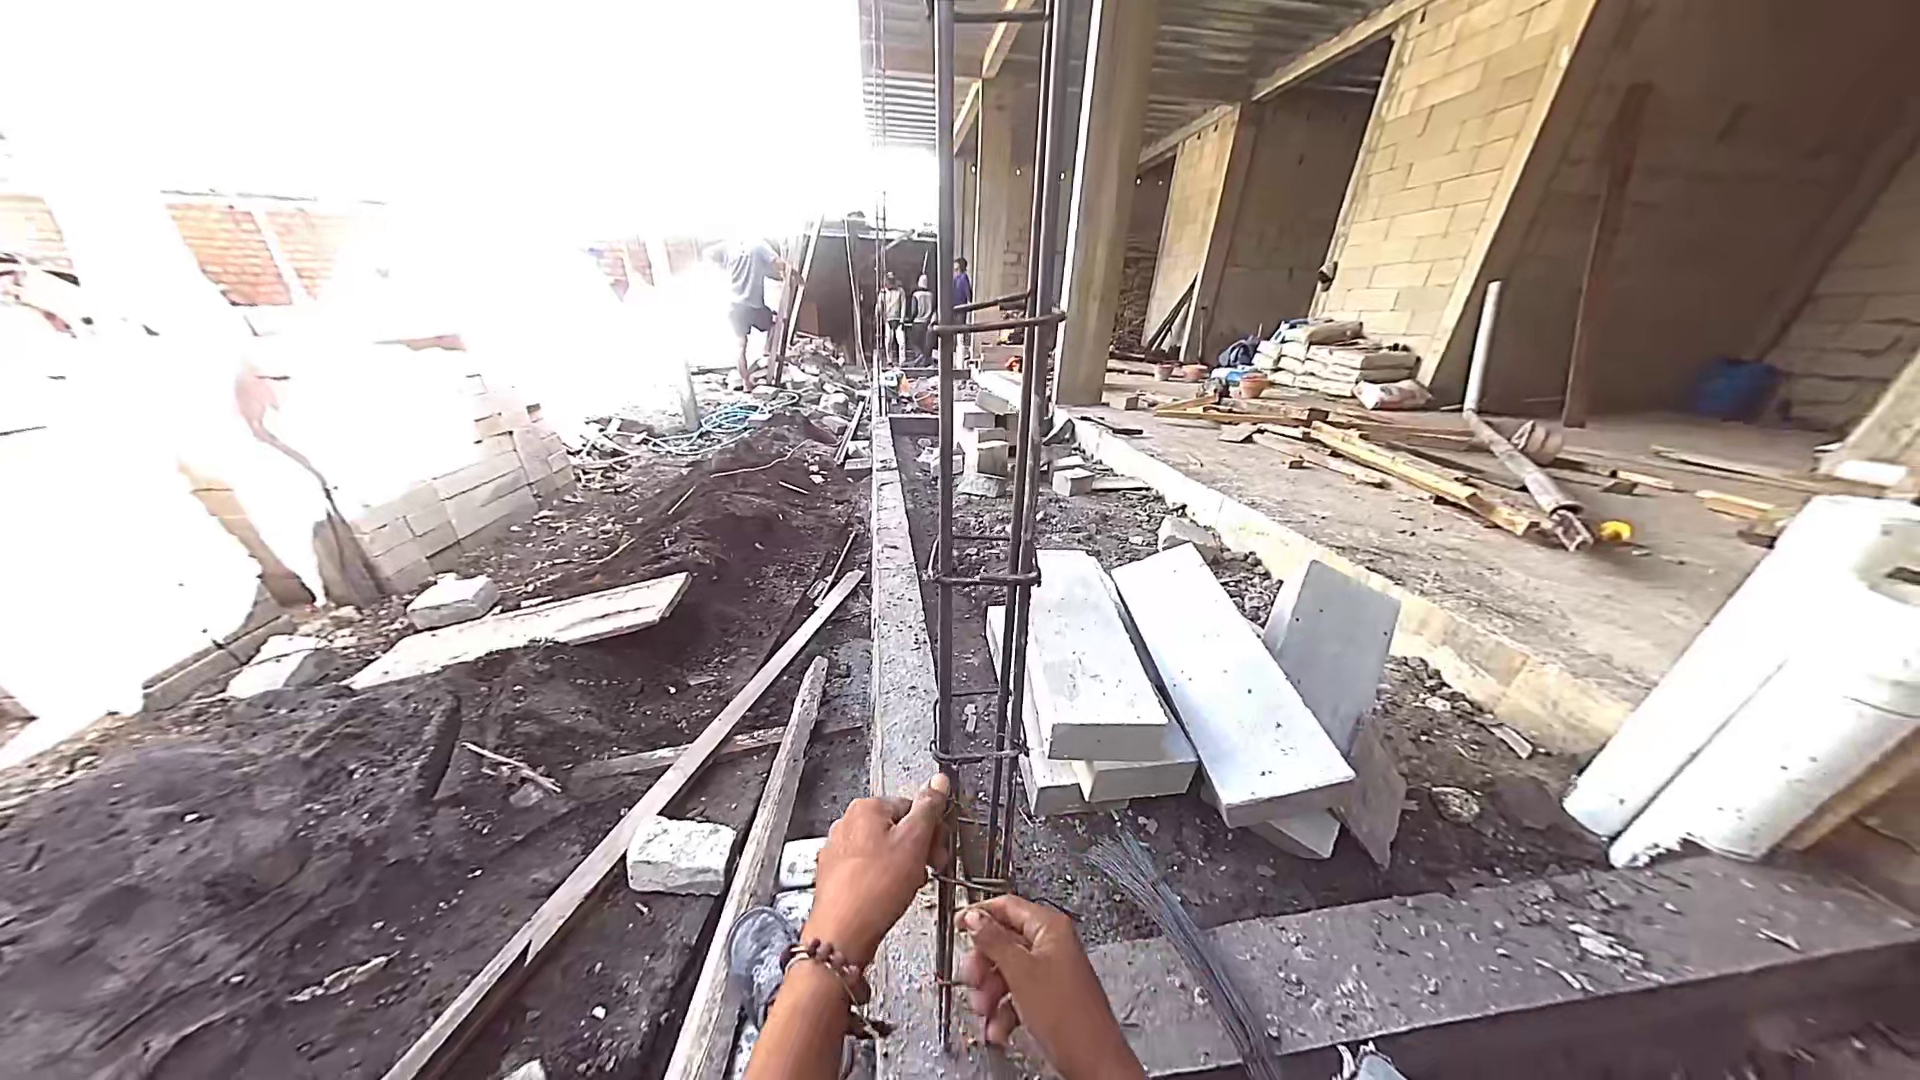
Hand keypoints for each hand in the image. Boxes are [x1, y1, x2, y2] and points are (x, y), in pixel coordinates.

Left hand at [802, 773, 949, 965]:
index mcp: (867, 807)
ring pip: (882, 849)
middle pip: (896, 827)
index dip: (931, 831)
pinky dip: (881, 878)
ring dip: (901, 864)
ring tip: (906, 886)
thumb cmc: (873, 889)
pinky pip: (867, 868)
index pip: (912, 807)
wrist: (841, 935)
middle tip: (925, 869)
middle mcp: (848, 822)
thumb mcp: (914, 841)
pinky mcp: (835, 874)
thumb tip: (938, 782)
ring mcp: (839, 849)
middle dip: (916, 848)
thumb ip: (929, 808)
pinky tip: (887, 894)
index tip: (937, 851)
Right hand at [959, 895, 1143, 1079]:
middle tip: (972, 979)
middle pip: (1004, 941)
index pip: (1008, 906)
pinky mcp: (1049, 997)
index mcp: (1049, 927)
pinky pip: (1018, 994)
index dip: (981, 914)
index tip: (959, 925)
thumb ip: (994, 940)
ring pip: (1008, 970)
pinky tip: (999, 1029)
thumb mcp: (1021, 972)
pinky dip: (1004, 1010)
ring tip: (985, 1011)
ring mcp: (1051, 970)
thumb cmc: (1069, 1016)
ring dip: (991, 992)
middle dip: (984, 964)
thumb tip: (974, 916)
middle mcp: (1051, 943)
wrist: (1094, 1065)